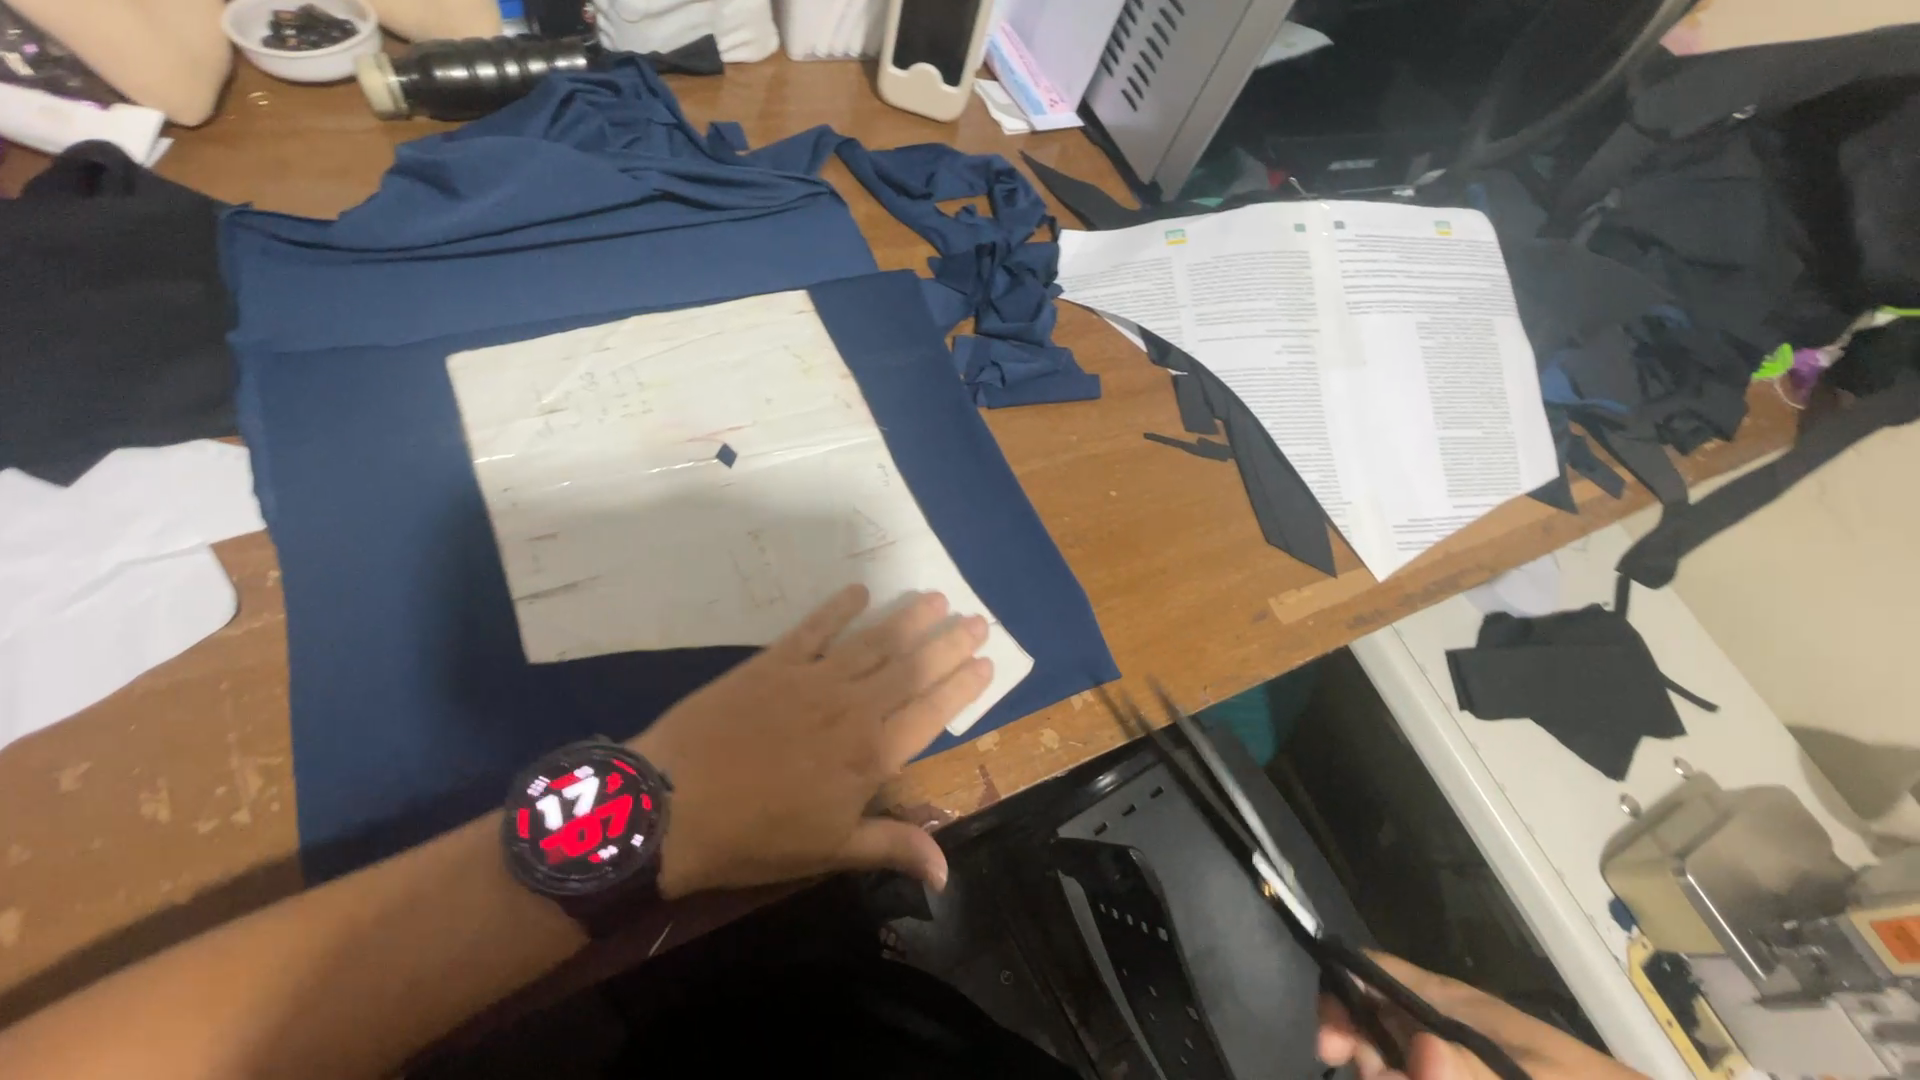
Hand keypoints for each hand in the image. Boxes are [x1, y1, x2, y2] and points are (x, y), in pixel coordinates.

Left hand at [631, 585, 992, 898]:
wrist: (671, 806)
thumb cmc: (756, 837)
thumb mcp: (829, 852)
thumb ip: (892, 847)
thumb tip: (948, 870)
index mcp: (872, 755)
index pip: (932, 711)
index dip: (963, 686)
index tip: (988, 662)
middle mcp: (853, 707)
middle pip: (912, 667)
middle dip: (949, 642)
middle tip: (978, 619)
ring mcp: (813, 679)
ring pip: (874, 641)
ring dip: (909, 618)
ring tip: (936, 598)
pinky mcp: (773, 662)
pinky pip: (815, 627)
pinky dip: (839, 607)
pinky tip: (860, 592)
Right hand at [1317, 953, 1647, 1079]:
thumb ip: (1474, 1069)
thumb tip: (1420, 1051)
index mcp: (1447, 1002)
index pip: (1370, 970)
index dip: (1338, 993)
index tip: (1330, 1047)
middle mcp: (1437, 1026)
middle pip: (1368, 1021)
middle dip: (1358, 1051)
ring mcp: (1449, 1061)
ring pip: (1390, 1060)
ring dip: (1382, 1075)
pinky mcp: (1455, 1077)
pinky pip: (1416, 1071)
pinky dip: (1405, 1079)